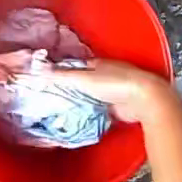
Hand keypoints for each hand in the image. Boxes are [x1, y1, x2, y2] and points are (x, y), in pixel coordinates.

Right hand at [47, 59, 177, 123]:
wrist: (143, 99)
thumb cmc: (114, 83)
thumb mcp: (83, 78)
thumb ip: (61, 76)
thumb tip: (38, 70)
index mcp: (97, 64)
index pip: (75, 65)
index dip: (61, 71)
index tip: (47, 79)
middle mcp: (106, 75)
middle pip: (83, 81)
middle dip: (70, 88)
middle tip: (52, 97)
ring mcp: (113, 91)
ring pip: (91, 96)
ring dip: (81, 101)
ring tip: (62, 109)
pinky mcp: (118, 107)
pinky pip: (99, 109)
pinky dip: (91, 113)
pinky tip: (80, 118)